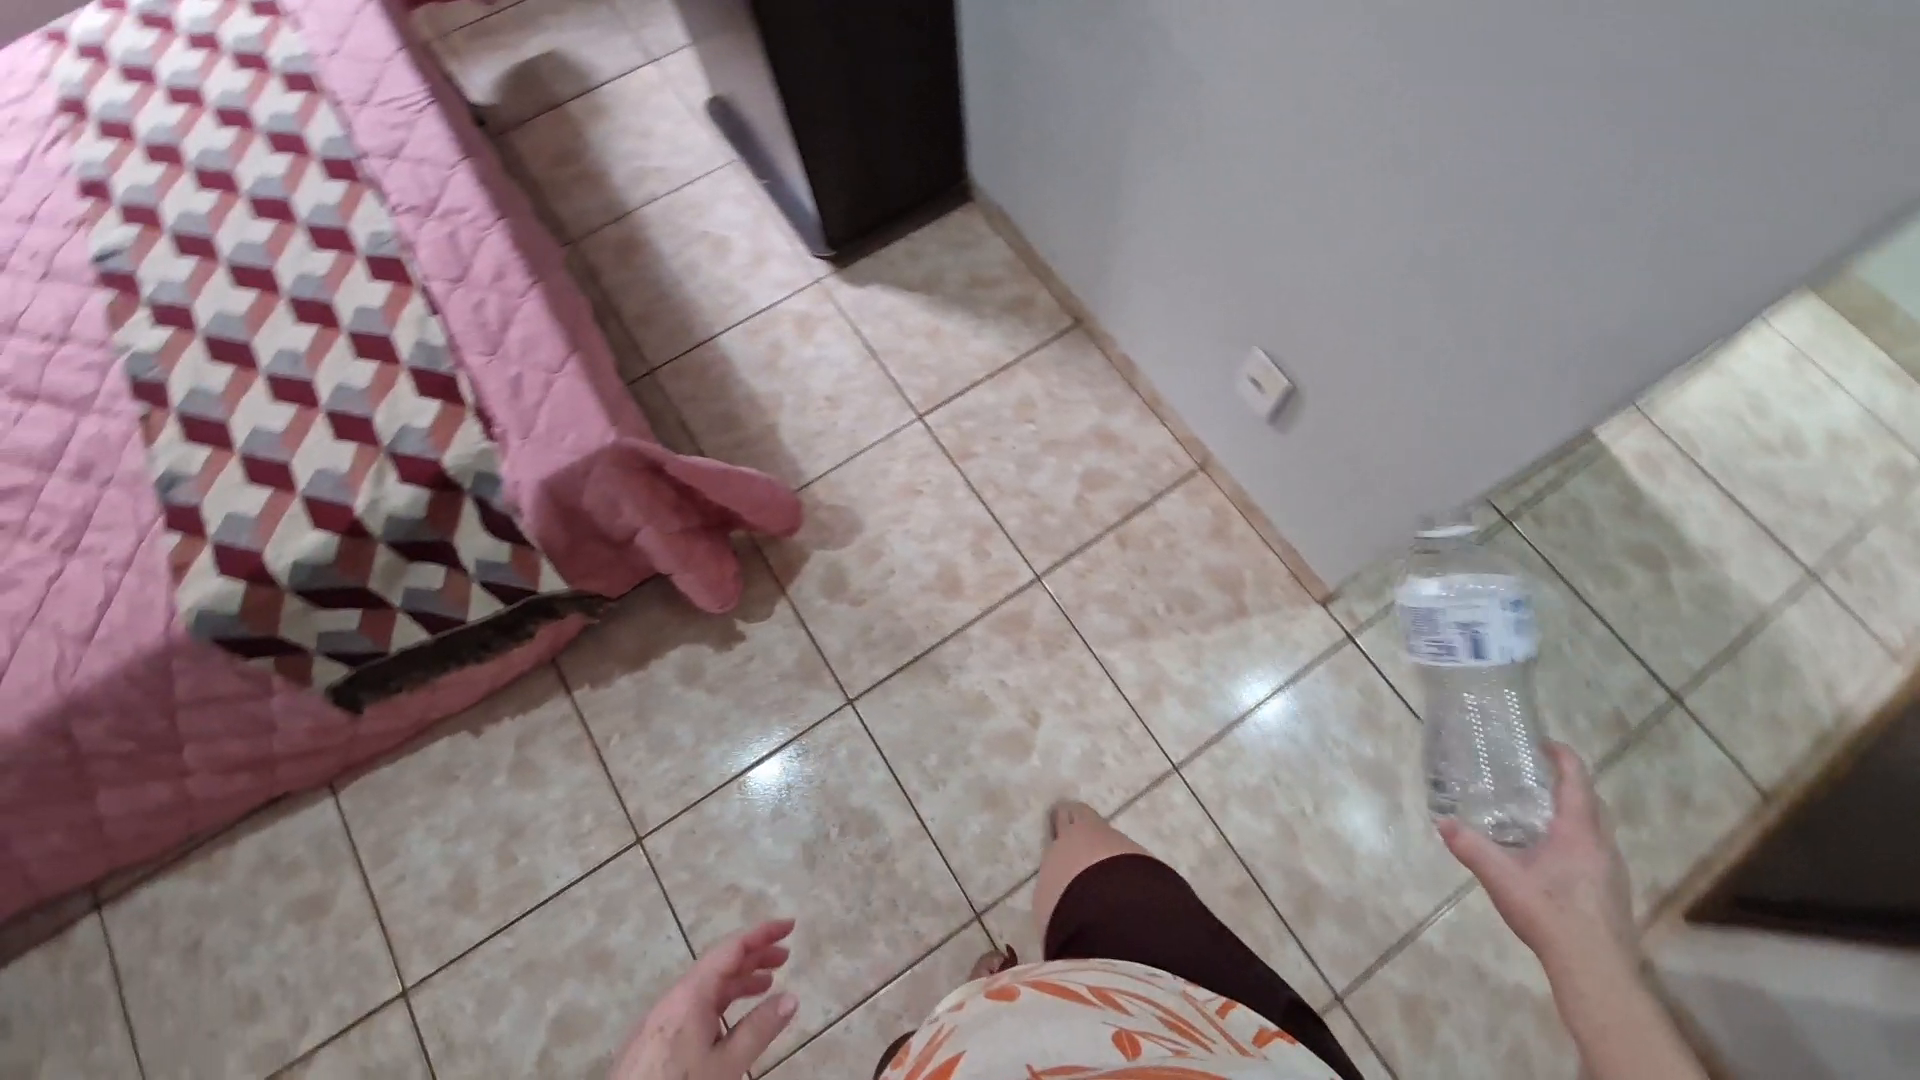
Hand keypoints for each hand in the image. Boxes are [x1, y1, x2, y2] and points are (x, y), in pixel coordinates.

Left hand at [609, 919, 799, 1079]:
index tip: (790, 925)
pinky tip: (731, 1017)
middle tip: (786, 957)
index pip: (731, 948)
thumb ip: (759, 1029)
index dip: (762, 933)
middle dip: (754, 955)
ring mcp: (662, 1018)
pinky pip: (695, 1005)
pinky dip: (721, 1000)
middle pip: (719, 963)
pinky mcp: (655, 1038)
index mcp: (691, 994)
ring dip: (739, 980)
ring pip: (706, 986)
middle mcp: (675, 998)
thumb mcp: (726, 1064)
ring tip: (767, 984)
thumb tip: (792, 997)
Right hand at [1439, 743, 1636, 978]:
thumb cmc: (1549, 913)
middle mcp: (1603, 846)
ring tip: (1542, 816)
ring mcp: (1613, 871)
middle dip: (1569, 785)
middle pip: (1592, 804)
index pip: (1577, 782)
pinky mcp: (1614, 892)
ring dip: (1575, 815)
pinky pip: (1597, 852)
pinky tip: (1554, 859)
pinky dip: (1578, 840)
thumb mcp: (1500, 878)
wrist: (1595, 967)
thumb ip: (1471, 847)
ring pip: (1597, 830)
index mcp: (1578, 833)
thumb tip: (1442, 821)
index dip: (1563, 758)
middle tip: (1537, 778)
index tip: (1544, 744)